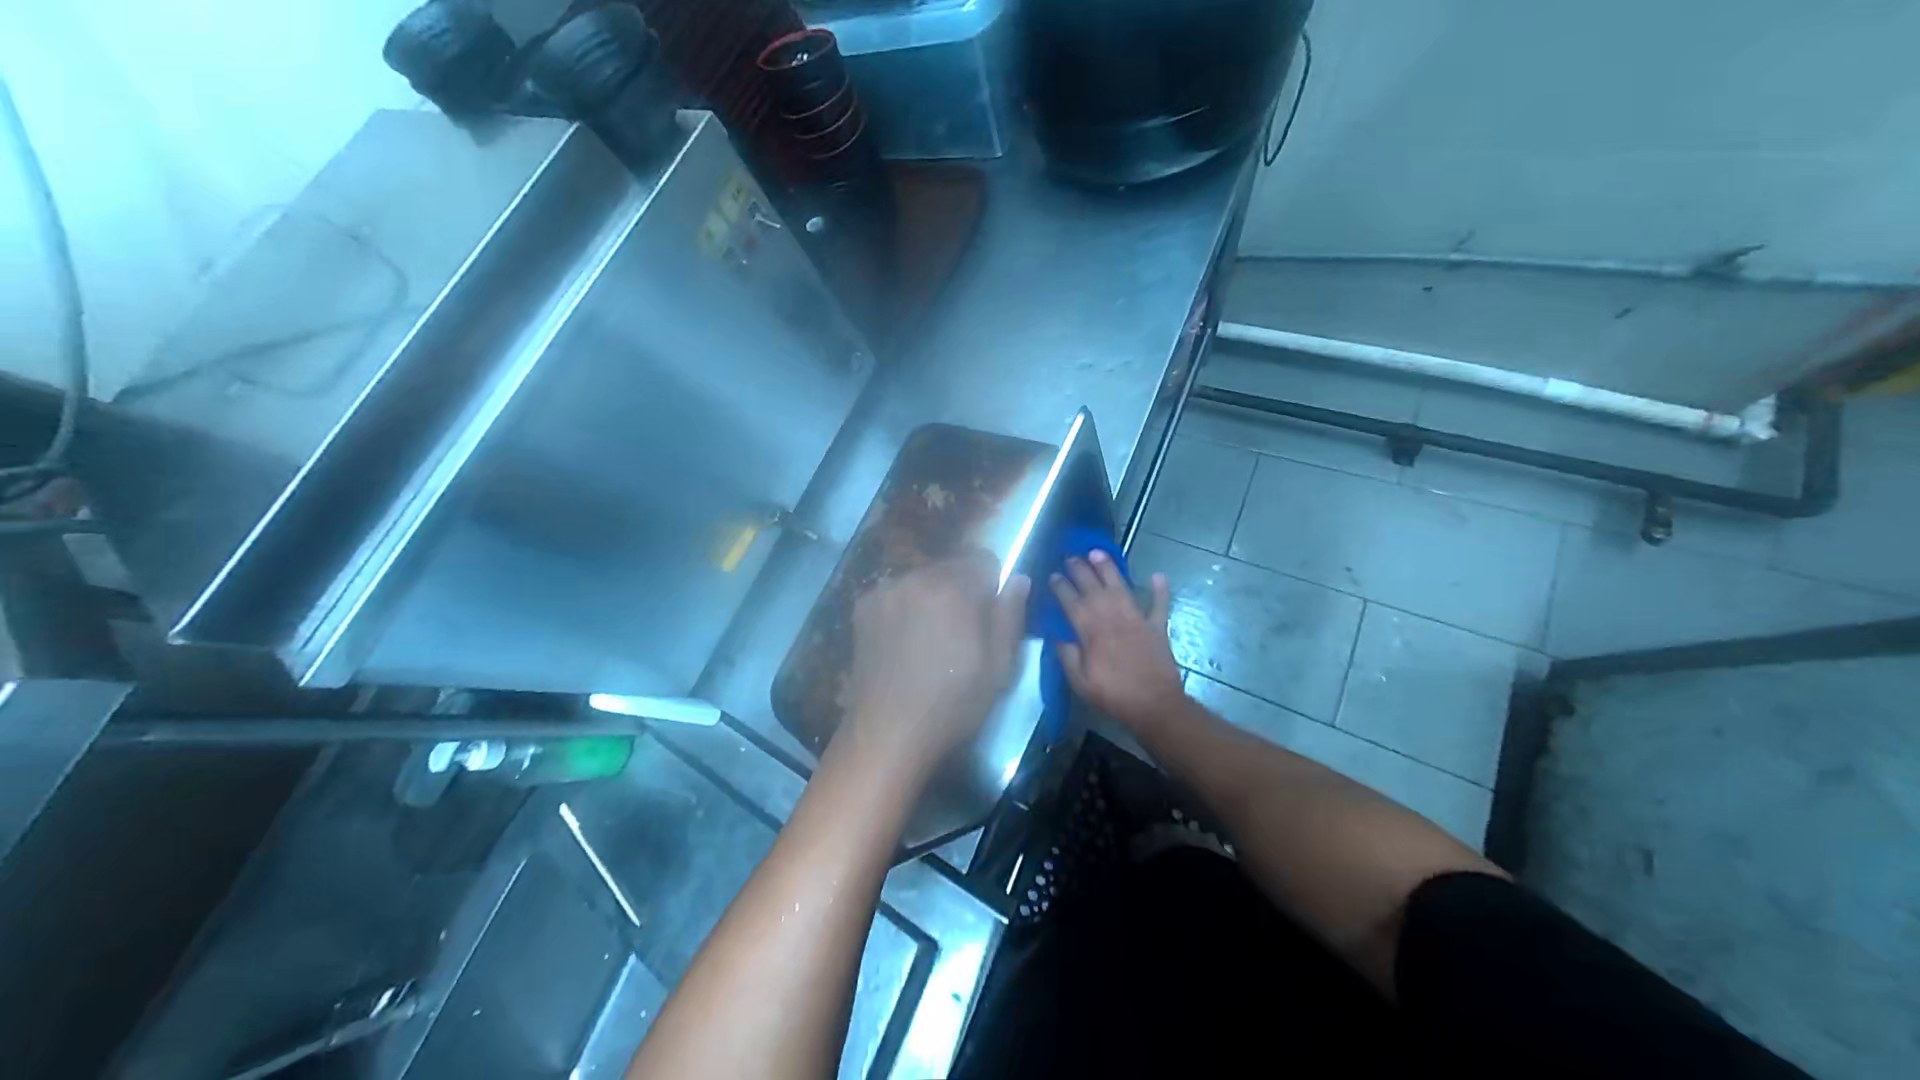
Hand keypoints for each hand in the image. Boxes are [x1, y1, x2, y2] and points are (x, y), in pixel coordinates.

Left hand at [842, 554, 1030, 779]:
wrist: (889, 732)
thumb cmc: (953, 704)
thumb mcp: (999, 667)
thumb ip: (1010, 615)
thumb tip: (1018, 578)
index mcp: (955, 589)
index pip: (984, 559)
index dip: (992, 585)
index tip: (987, 616)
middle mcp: (916, 577)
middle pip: (950, 566)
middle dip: (960, 589)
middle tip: (959, 632)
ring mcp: (885, 590)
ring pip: (921, 577)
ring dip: (930, 595)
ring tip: (928, 638)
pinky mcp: (863, 606)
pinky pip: (895, 591)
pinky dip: (903, 605)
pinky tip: (902, 640)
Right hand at [1050, 551, 1186, 733]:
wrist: (1154, 706)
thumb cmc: (1114, 696)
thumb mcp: (1080, 683)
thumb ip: (1068, 657)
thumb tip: (1058, 638)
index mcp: (1092, 633)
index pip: (1072, 603)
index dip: (1062, 587)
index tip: (1054, 575)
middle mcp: (1113, 619)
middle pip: (1094, 588)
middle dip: (1081, 570)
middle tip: (1071, 556)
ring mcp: (1137, 620)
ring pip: (1121, 588)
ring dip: (1109, 569)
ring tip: (1098, 553)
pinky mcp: (1157, 627)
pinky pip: (1159, 605)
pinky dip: (1160, 590)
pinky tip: (1157, 575)